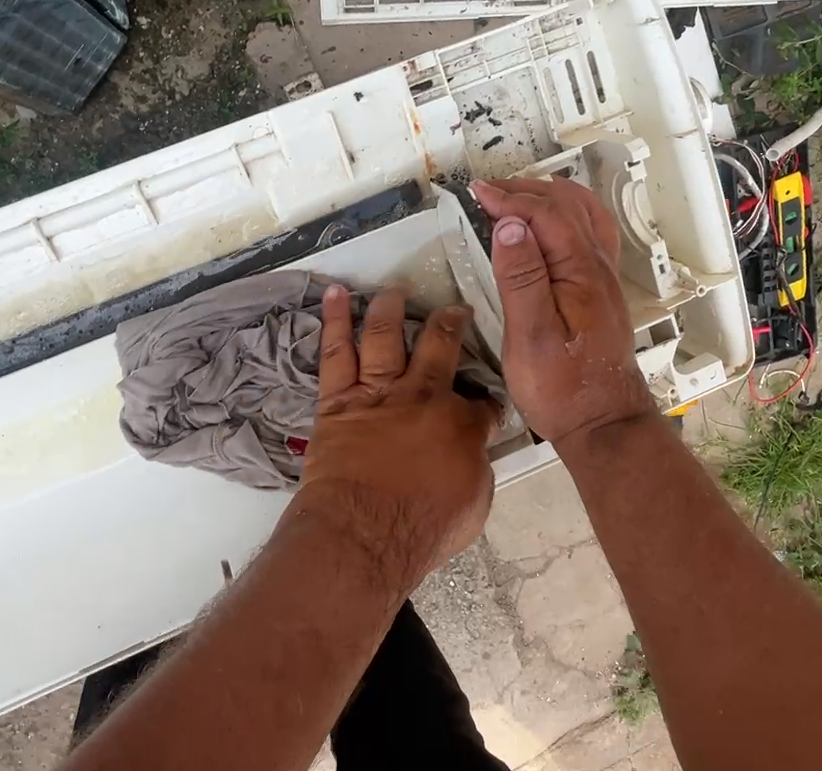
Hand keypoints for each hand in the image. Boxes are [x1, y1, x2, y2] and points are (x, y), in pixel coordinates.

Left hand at [291, 284, 496, 592]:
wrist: (363, 533)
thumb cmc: (423, 528)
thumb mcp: (474, 502)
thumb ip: (475, 465)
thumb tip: (474, 449)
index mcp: (460, 422)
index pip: (483, 402)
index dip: (487, 399)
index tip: (487, 400)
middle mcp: (421, 395)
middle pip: (440, 346)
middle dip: (451, 324)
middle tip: (456, 309)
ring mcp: (377, 392)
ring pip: (385, 335)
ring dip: (390, 308)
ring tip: (394, 289)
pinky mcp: (338, 399)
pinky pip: (336, 351)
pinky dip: (334, 320)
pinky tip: (334, 294)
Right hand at [471, 178, 655, 446]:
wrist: (602, 424)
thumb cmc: (563, 388)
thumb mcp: (531, 335)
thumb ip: (521, 277)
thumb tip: (510, 225)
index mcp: (581, 272)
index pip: (545, 215)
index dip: (509, 198)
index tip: (477, 193)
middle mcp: (598, 267)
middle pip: (566, 206)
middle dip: (524, 191)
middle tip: (487, 192)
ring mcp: (603, 278)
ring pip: (582, 215)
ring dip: (546, 198)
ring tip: (513, 197)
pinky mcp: (599, 292)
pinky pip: (588, 233)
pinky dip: (564, 215)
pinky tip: (549, 225)